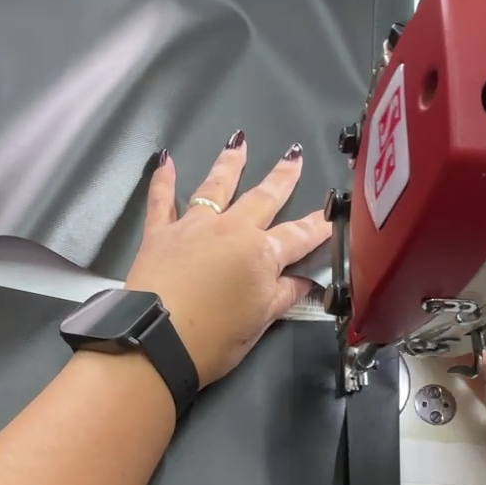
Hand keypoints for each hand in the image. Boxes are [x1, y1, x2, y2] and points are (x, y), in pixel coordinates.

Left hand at [123, 133, 331, 386]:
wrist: (155, 341)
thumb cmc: (212, 342)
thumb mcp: (258, 324)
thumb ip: (282, 296)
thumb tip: (304, 281)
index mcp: (261, 255)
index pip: (297, 237)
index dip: (316, 227)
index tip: (330, 213)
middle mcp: (231, 231)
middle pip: (262, 199)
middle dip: (281, 178)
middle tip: (293, 156)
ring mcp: (194, 227)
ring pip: (216, 186)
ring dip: (230, 164)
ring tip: (239, 142)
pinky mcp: (159, 233)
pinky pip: (162, 200)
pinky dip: (163, 180)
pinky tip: (165, 160)